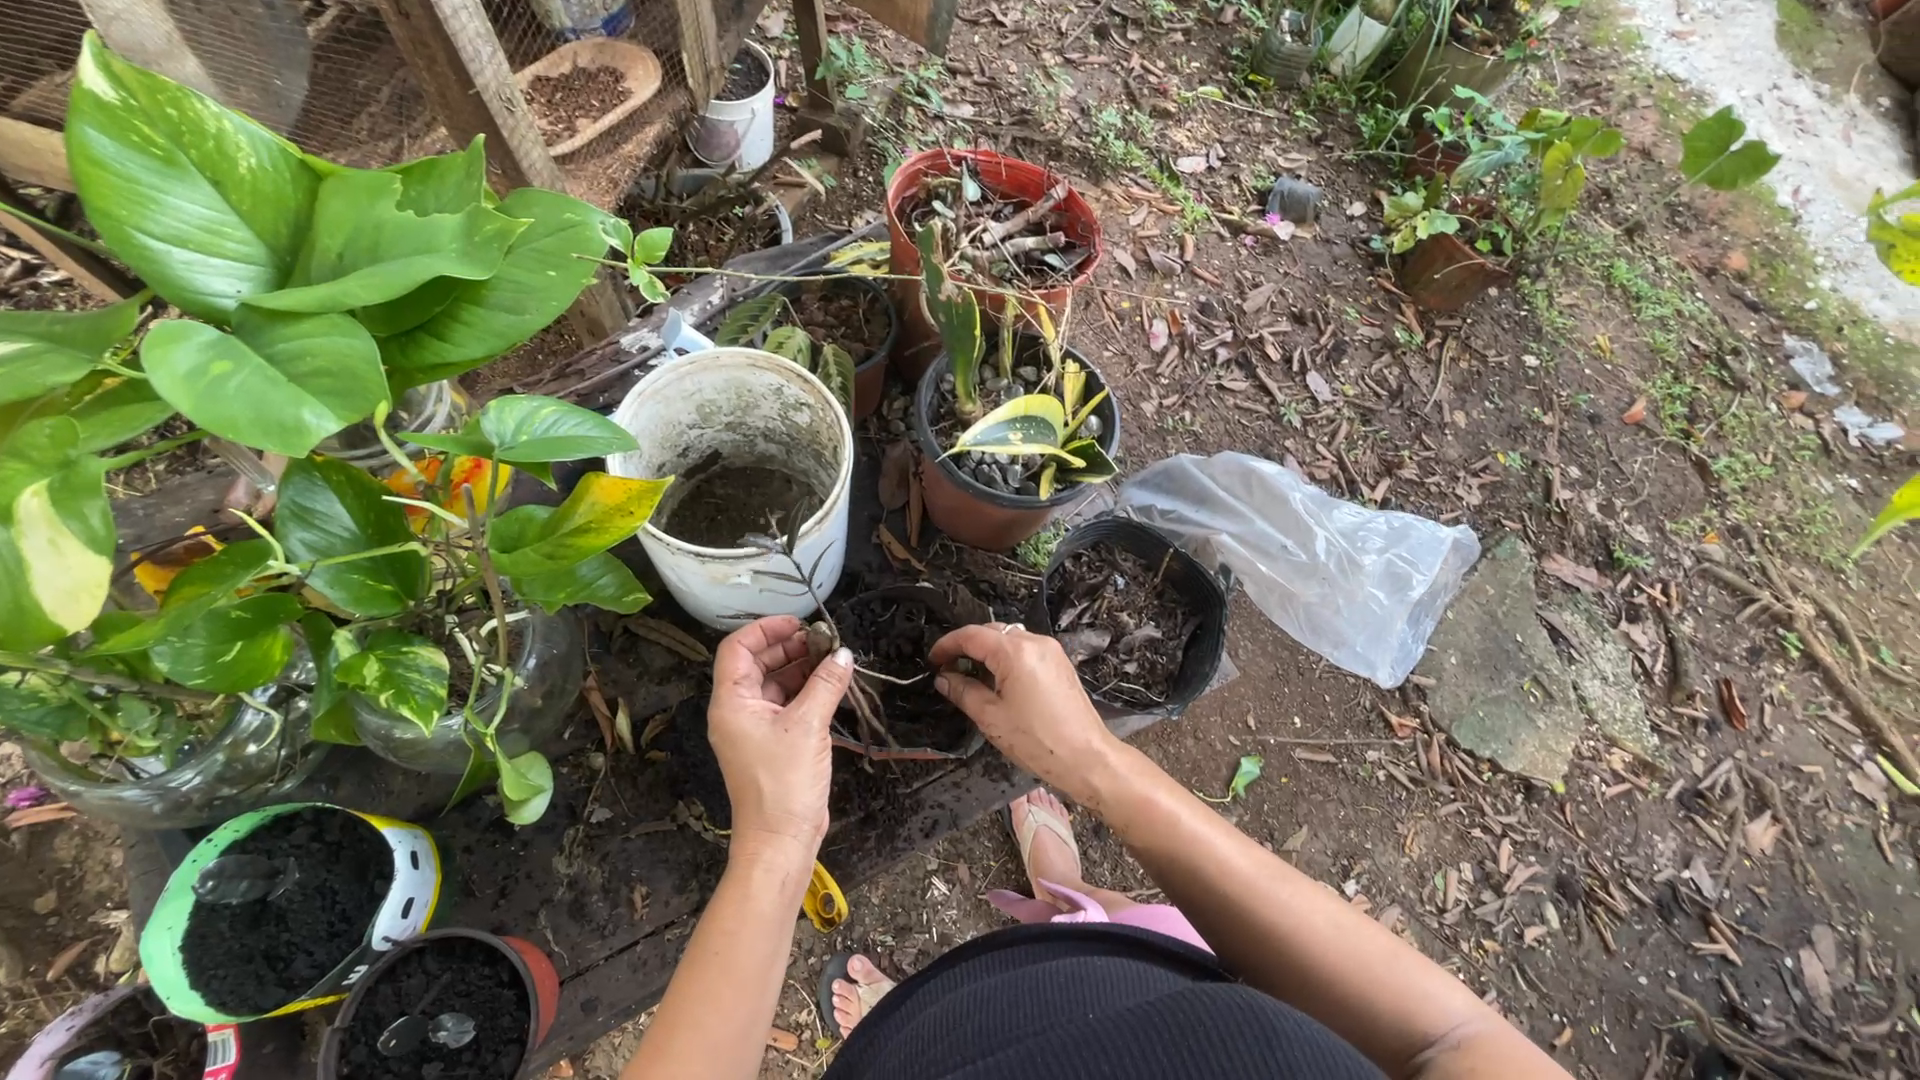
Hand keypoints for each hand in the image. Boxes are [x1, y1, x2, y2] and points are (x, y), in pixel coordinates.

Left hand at [708, 616, 852, 863]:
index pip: (737, 648)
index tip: (799, 623)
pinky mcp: (773, 743)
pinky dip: (806, 690)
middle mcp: (737, 711)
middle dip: (789, 647)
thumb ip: (826, 684)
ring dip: (801, 668)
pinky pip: (786, 705)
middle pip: (757, 663)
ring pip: (775, 683)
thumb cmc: (784, 781)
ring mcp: (754, 728)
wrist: (781, 839)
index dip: (765, 629)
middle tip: (824, 640)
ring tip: (833, 659)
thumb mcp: (808, 725)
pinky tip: (832, 684)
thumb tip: (844, 654)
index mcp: (731, 702)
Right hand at [929, 623, 1118, 801]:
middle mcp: (1035, 642)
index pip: (971, 635)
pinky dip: (1006, 658)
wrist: (1087, 757)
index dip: (947, 645)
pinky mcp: (1060, 663)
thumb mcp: (991, 717)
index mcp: (1015, 652)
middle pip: (991, 632)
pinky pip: (1026, 649)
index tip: (932, 661)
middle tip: (948, 669)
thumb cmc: (1037, 740)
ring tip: (970, 676)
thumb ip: (963, 692)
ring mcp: (1051, 651)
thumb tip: (944, 678)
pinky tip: (998, 681)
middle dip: (966, 646)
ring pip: (1009, 639)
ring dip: (987, 651)